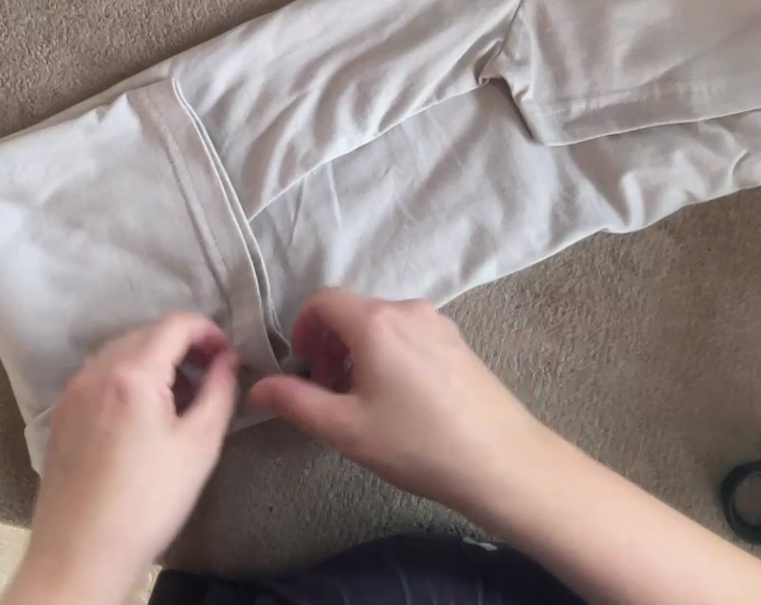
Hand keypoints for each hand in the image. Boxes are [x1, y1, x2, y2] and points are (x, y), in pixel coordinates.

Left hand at [5, 313, 238, 604]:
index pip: (176, 323)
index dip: (208, 330)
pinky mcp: (62, 412)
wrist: (78, 559)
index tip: (227, 355)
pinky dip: (129, 375)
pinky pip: (102, 373)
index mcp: (132, 373)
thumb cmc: (147, 504)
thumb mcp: (200, 446)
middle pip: (149, 332)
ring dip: (156, 358)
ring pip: (123, 350)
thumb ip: (220, 391)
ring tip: (180, 395)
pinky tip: (144, 413)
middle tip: (210, 373)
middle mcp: (97, 370)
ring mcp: (74, 390)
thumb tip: (228, 360)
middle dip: (184, 344)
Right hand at [248, 289, 551, 516]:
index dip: (303, 327)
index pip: (324, 300)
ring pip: (381, 322)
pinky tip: (397, 396)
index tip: (302, 365)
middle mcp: (406, 309)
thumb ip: (297, 402)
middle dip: (329, 343)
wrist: (502, 461)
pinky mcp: (456, 339)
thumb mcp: (347, 429)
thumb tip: (258, 387)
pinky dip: (387, 351)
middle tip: (328, 389)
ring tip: (361, 397)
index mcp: (376, 321)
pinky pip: (407, 331)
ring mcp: (437, 321)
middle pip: (353, 310)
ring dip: (358, 349)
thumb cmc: (417, 443)